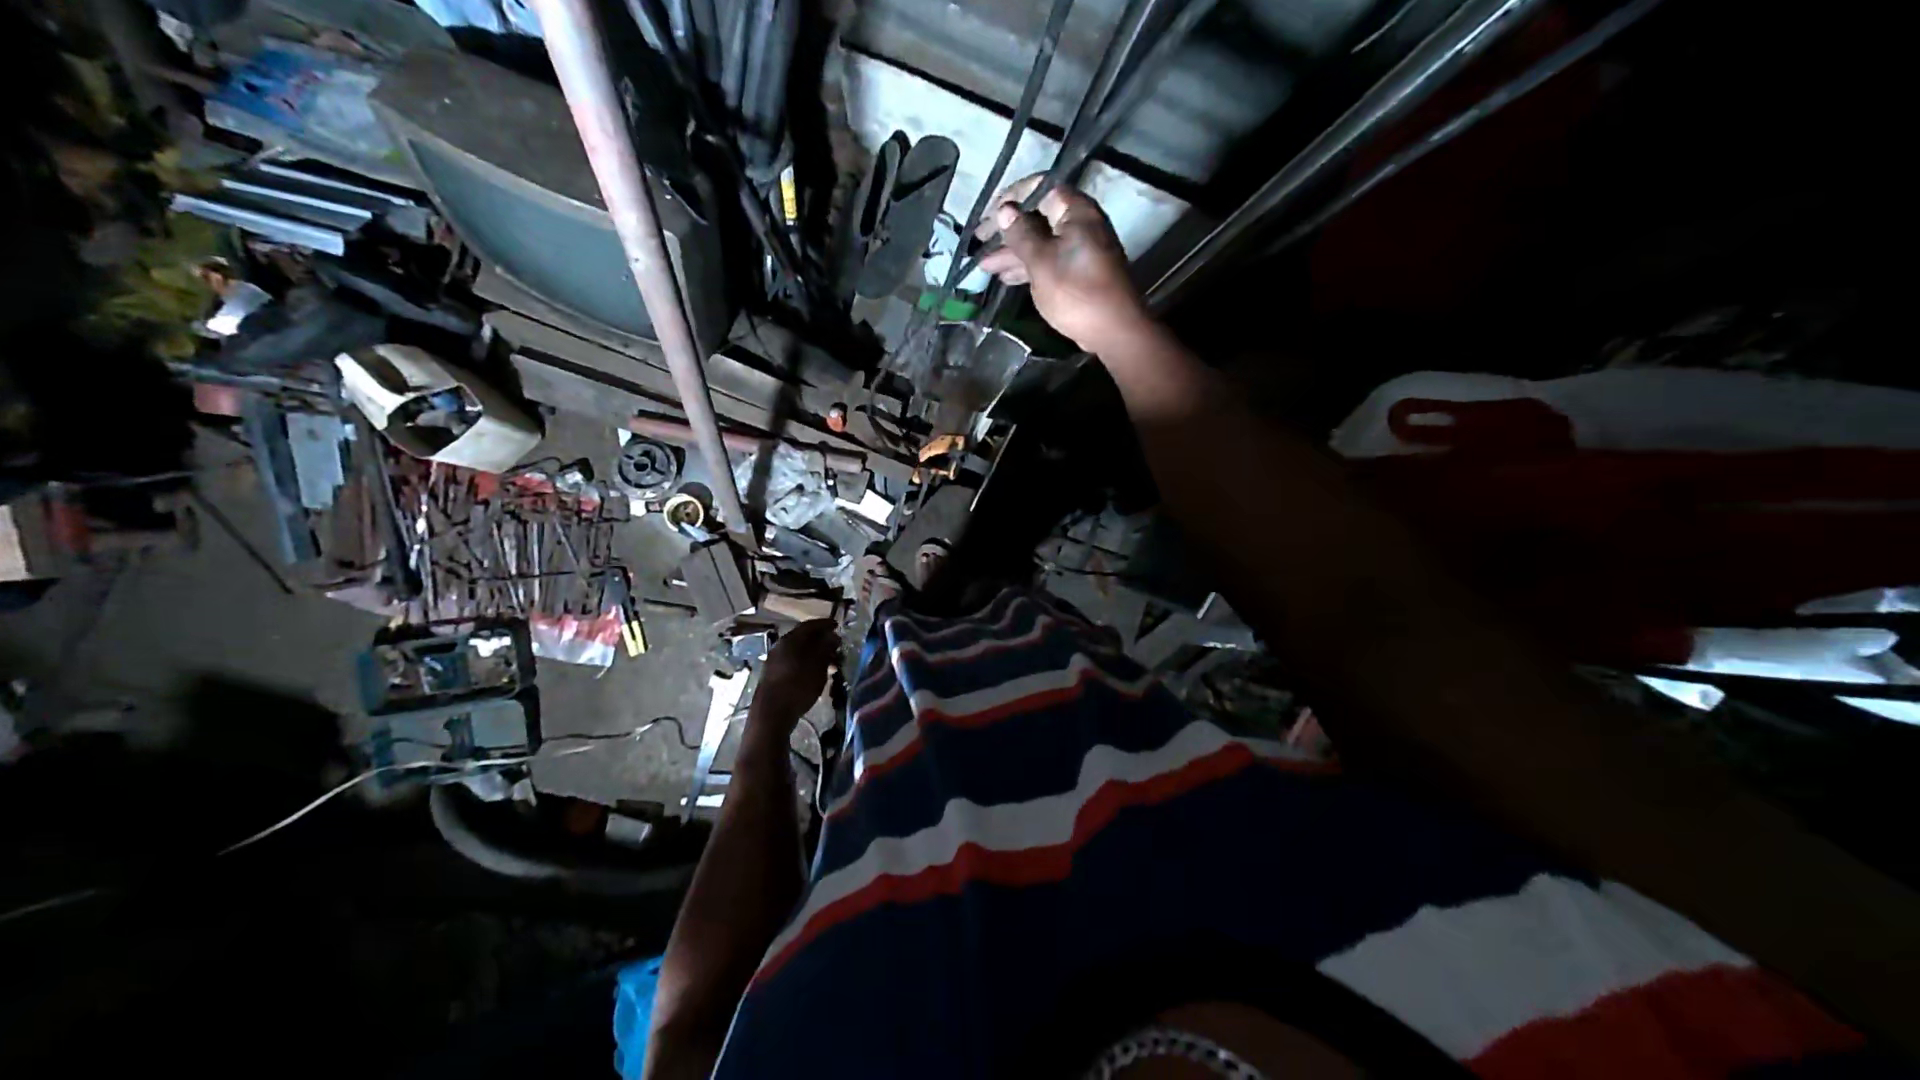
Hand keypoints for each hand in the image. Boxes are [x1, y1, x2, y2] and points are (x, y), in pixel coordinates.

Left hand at [746, 619, 837, 732]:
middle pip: (803, 638)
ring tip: (831, 663)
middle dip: (821, 640)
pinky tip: (815, 674)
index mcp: (790, 640)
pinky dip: (807, 663)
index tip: (837, 625)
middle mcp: (780, 646)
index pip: (809, 625)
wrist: (771, 713)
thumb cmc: (798, 686)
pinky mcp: (773, 675)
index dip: (824, 624)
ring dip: (815, 654)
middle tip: (837, 646)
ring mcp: (775, 661)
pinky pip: (794, 662)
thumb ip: (826, 647)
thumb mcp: (818, 666)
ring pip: (799, 651)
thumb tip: (832, 635)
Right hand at [975, 175, 1153, 354]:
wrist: (1113, 331)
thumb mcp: (1042, 262)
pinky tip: (1006, 277)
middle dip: (1008, 230)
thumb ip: (1021, 234)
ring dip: (1013, 252)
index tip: (989, 214)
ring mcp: (1081, 248)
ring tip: (985, 266)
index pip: (1040, 188)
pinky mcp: (1079, 271)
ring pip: (1041, 242)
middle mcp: (1080, 223)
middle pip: (1038, 216)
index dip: (1011, 197)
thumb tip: (1004, 210)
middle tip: (979, 242)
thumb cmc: (1076, 292)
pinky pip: (1049, 259)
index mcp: (1076, 211)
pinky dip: (1028, 266)